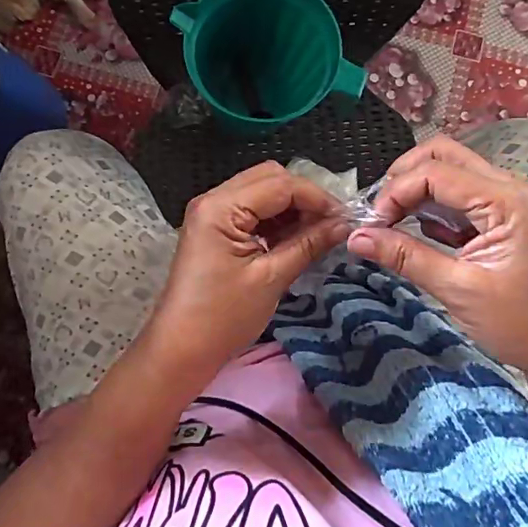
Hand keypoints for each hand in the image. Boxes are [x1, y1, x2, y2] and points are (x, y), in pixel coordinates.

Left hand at [140, 161, 348, 379]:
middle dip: (304, 198)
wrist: (181, 348)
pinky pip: (251, 210)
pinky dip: (275, 219)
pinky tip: (294, 239)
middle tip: (331, 225)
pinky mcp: (214, 227)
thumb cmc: (223, 317)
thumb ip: (308, 244)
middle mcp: (213, 199)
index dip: (317, 198)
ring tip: (316, 234)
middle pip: (270, 178)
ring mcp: (211, 212)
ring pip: (262, 192)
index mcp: (221, 207)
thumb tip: (344, 225)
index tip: (346, 218)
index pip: (280, 184)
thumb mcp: (272, 278)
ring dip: (291, 208)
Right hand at [345, 136, 527, 383]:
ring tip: (395, 225)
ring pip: (453, 170)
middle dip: (404, 178)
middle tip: (382, 213)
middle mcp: (514, 189)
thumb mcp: (458, 290)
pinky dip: (436, 206)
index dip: (395, 191)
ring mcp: (514, 199)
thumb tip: (356, 238)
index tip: (373, 224)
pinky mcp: (509, 215)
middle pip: (444, 155)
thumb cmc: (523, 326)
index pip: (436, 172)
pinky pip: (464, 193)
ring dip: (418, 190)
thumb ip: (404, 256)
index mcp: (508, 202)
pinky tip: (423, 234)